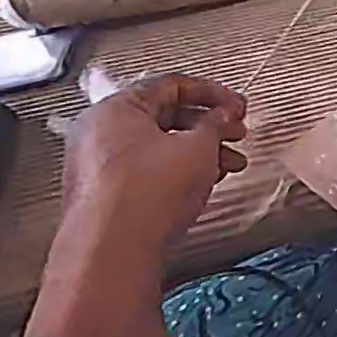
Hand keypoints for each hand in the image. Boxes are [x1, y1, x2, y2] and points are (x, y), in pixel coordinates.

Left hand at [62, 74, 248, 249]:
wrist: (113, 251)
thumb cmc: (148, 192)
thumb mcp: (199, 147)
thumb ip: (217, 123)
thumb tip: (224, 114)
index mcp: (117, 109)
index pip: (172, 85)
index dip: (212, 93)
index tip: (236, 105)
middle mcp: (101, 132)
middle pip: (166, 116)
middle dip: (209, 125)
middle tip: (236, 131)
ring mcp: (100, 164)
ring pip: (160, 144)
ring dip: (200, 150)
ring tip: (230, 163)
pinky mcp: (106, 193)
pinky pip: (149, 169)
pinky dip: (180, 169)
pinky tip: (206, 181)